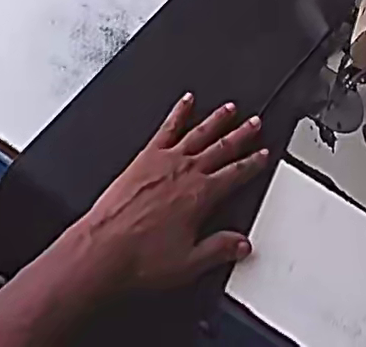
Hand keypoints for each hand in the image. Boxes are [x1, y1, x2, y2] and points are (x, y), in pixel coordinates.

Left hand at [65, 93, 273, 293]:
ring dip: (217, 119)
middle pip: (222, 147)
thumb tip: (242, 244)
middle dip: (242, 134)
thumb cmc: (141, 258)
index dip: (252, 163)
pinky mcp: (146, 155)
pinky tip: (186, 100)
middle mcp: (188, 172)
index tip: (262, 153)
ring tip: (230, 107)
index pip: (236, 174)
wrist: (103, 250)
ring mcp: (167, 159)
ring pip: (200, 133)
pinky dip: (179, 112)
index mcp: (201, 196)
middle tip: (255, 122)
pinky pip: (167, 127)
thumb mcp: (188, 264)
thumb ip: (219, 249)